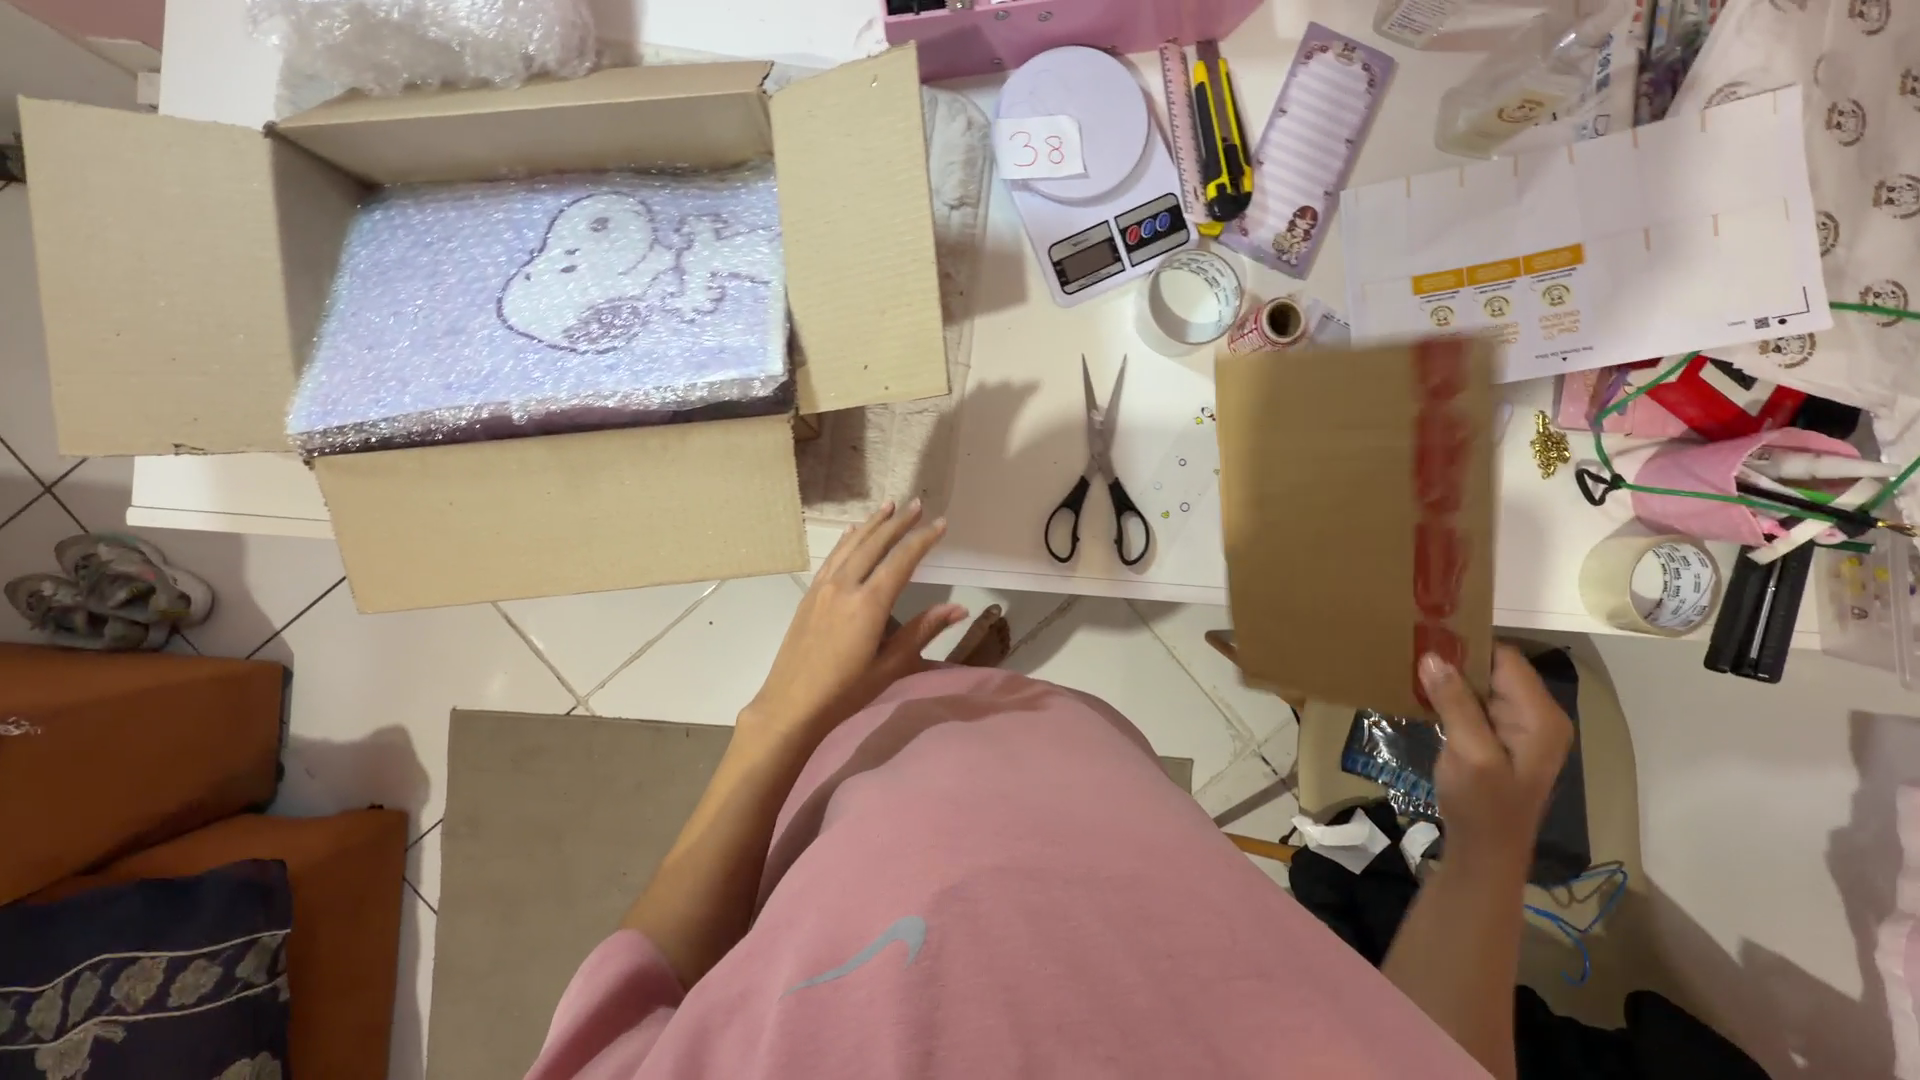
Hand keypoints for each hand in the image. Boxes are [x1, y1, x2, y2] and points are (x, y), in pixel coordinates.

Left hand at [742, 499, 965, 742]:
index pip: (902, 561)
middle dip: (898, 522)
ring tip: (889, 506)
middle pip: (875, 544)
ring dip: (872, 524)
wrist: (791, 703)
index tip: (940, 523)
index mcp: (869, 603)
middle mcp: (845, 586)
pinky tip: (852, 532)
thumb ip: (922, 631)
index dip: (923, 540)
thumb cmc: (846, 691)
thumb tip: (959, 608)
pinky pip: (832, 557)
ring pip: (851, 545)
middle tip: (917, 504)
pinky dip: (847, 540)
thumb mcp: (891, 665)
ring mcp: (823, 588)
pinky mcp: (809, 595)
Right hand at [1419, 645, 1573, 873]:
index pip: (1506, 659)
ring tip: (1415, 669)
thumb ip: (1455, 703)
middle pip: (1496, 669)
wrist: (1486, 851)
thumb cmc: (1483, 804)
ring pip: (1484, 686)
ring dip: (1452, 679)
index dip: (1470, 645)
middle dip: (1457, 660)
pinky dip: (1454, 697)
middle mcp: (1538, 716)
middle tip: (1413, 649)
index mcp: (1540, 716)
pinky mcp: (1502, 740)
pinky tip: (1427, 696)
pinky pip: (1478, 705)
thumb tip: (1432, 656)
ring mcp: (1521, 729)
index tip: (1428, 635)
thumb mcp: (1469, 753)